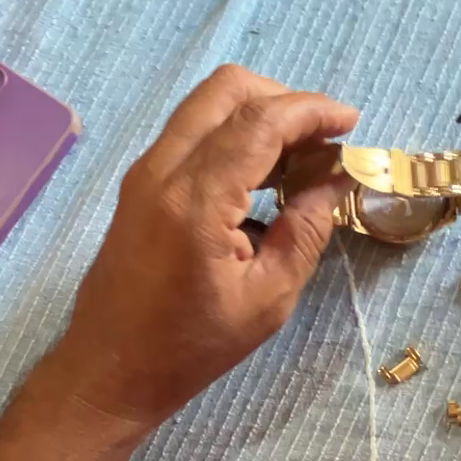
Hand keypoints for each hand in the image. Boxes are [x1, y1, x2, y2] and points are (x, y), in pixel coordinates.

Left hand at [38, 66, 359, 431]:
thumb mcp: (267, 299)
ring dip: (255, 116)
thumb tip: (336, 178)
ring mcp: (143, 175)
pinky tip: (259, 180)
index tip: (350, 123)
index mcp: (196, 201)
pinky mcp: (137, 187)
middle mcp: (161, 170)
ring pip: (205, 107)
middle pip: (226, 90)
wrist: (110, 370)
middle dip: (282, 100)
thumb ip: (307, 230)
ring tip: (297, 161)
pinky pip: (190, 136)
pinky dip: (230, 138)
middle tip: (319, 141)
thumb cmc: (190, 348)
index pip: (261, 121)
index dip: (312, 111)